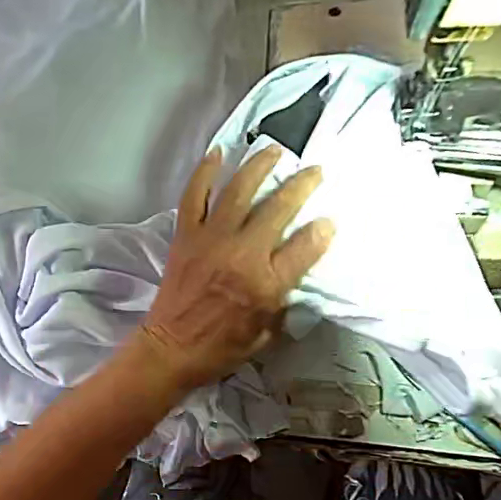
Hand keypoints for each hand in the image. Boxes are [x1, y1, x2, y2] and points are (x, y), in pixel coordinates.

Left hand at [128, 147, 334, 392]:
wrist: (171, 349)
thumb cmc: (219, 349)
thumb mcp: (265, 335)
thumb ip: (283, 303)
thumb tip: (296, 276)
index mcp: (265, 284)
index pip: (305, 247)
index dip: (322, 231)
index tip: (329, 220)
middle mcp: (241, 254)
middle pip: (278, 209)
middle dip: (302, 185)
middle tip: (314, 171)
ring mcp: (211, 240)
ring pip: (239, 191)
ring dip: (259, 166)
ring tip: (274, 150)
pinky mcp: (186, 236)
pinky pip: (194, 197)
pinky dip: (205, 173)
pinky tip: (218, 154)